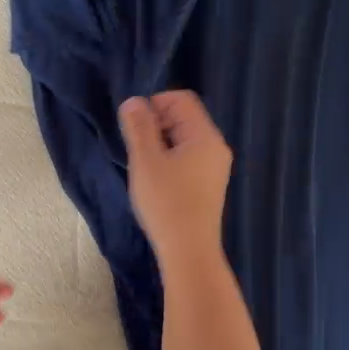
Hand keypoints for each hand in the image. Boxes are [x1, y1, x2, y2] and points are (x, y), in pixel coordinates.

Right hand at [119, 91, 232, 270]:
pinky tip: (156, 180)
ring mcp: (215, 167)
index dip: (154, 104)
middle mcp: (216, 146)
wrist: (188, 249)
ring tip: (143, 166)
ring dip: (161, 143)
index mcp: (204, 136)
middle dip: (156, 124)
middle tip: (135, 148)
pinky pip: (189, 157)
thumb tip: (133, 101)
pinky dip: (170, 159)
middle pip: (184, 118)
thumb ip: (139, 128)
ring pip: (184, 139)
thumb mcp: (146, 161)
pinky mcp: (209, 184)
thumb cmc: (166, 203)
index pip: (181, 100)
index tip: (132, 127)